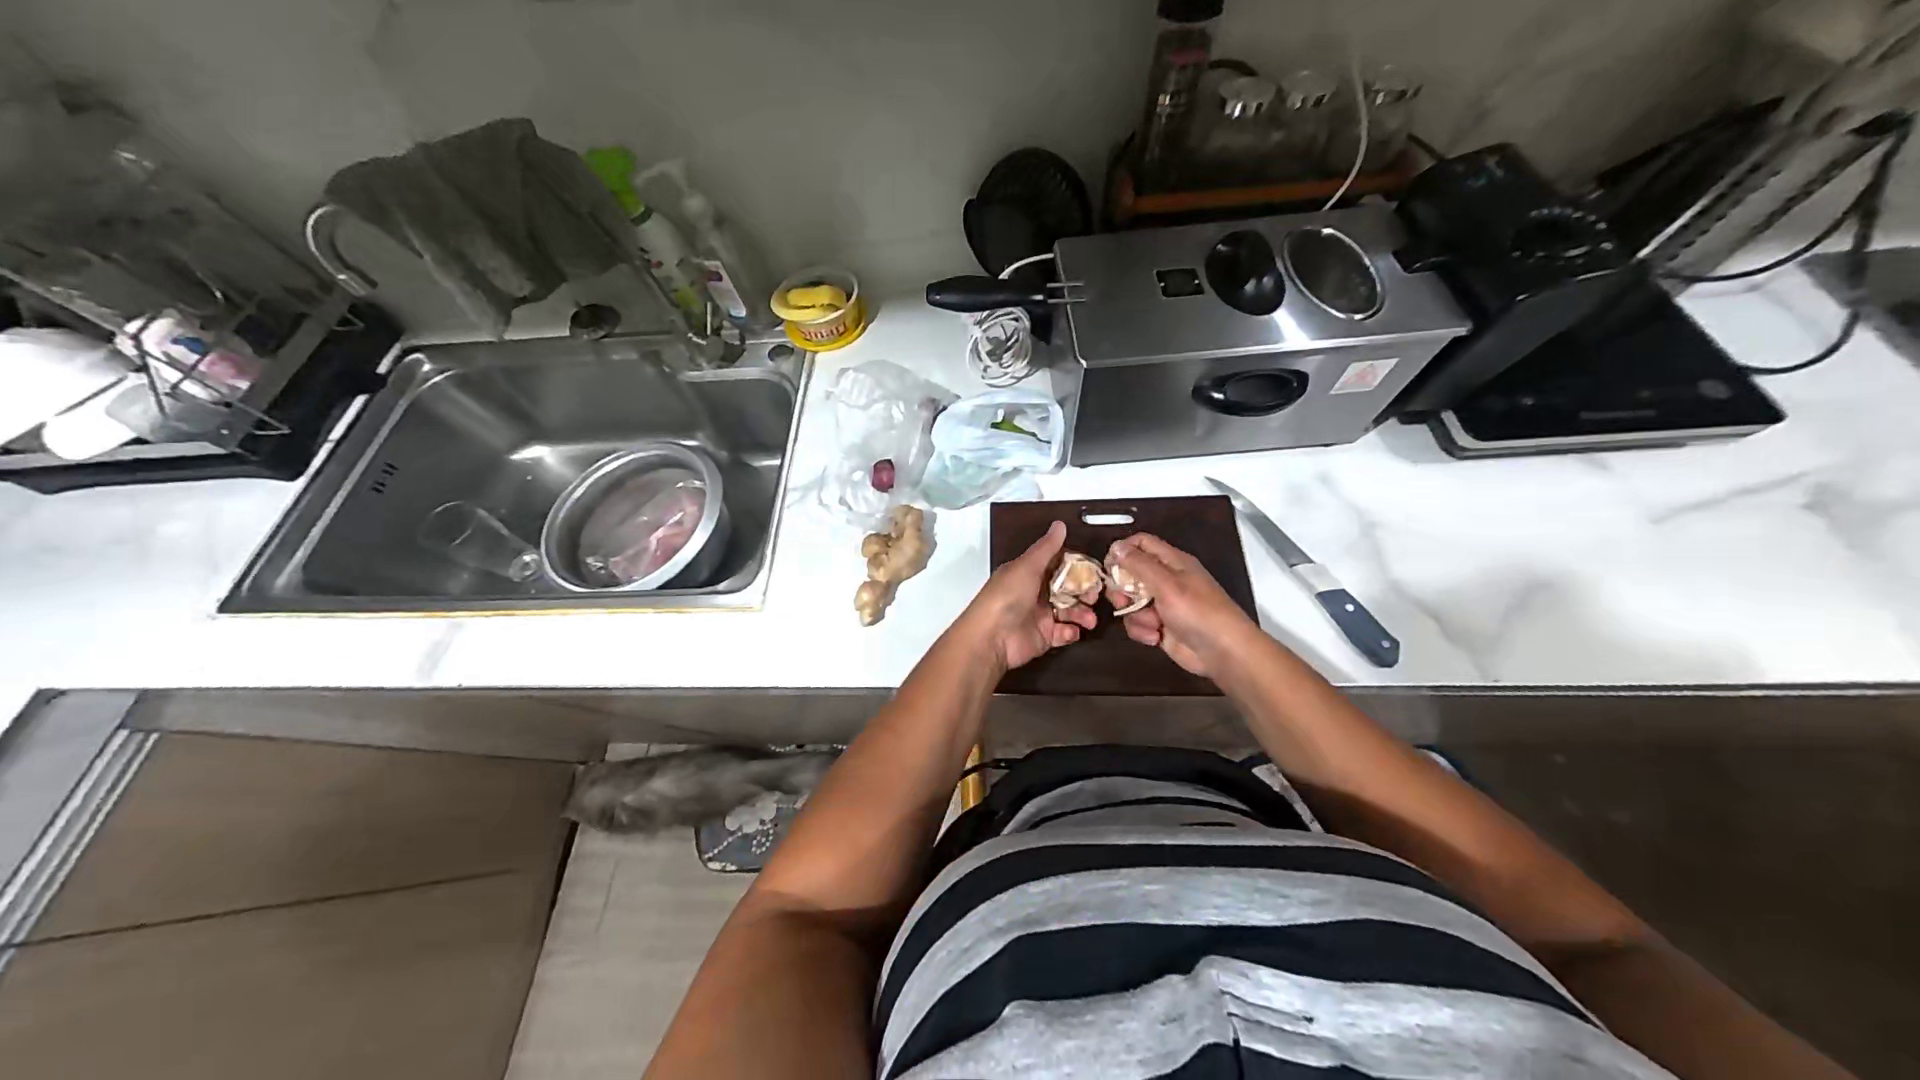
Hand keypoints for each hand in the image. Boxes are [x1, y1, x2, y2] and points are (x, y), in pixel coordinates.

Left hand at [958, 521, 1096, 671]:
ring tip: (1089, 619)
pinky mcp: (1043, 636)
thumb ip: (1046, 547)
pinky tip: (1073, 630)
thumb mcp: (1027, 566)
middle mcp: (1035, 592)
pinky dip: (1071, 632)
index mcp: (1029, 573)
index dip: (1077, 568)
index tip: (1093, 571)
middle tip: (1094, 596)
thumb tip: (1059, 525)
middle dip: (1084, 593)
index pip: (1059, 566)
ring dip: (1082, 614)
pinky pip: (1063, 633)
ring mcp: (1039, 615)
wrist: (991, 637)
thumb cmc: (1006, 597)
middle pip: (1068, 589)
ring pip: (1069, 611)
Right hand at [1107, 532, 1264, 677]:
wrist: (1222, 651)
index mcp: (1172, 562)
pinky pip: (1138, 623)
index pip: (1141, 544)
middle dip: (1122, 590)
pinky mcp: (1161, 626)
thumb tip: (1116, 546)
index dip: (1122, 551)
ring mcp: (1163, 605)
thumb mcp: (1166, 584)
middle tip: (1122, 600)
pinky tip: (1156, 637)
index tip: (1108, 567)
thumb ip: (1139, 564)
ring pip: (1131, 603)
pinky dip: (1143, 631)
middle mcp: (1166, 580)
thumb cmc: (1197, 612)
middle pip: (1130, 575)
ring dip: (1135, 615)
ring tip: (1152, 624)